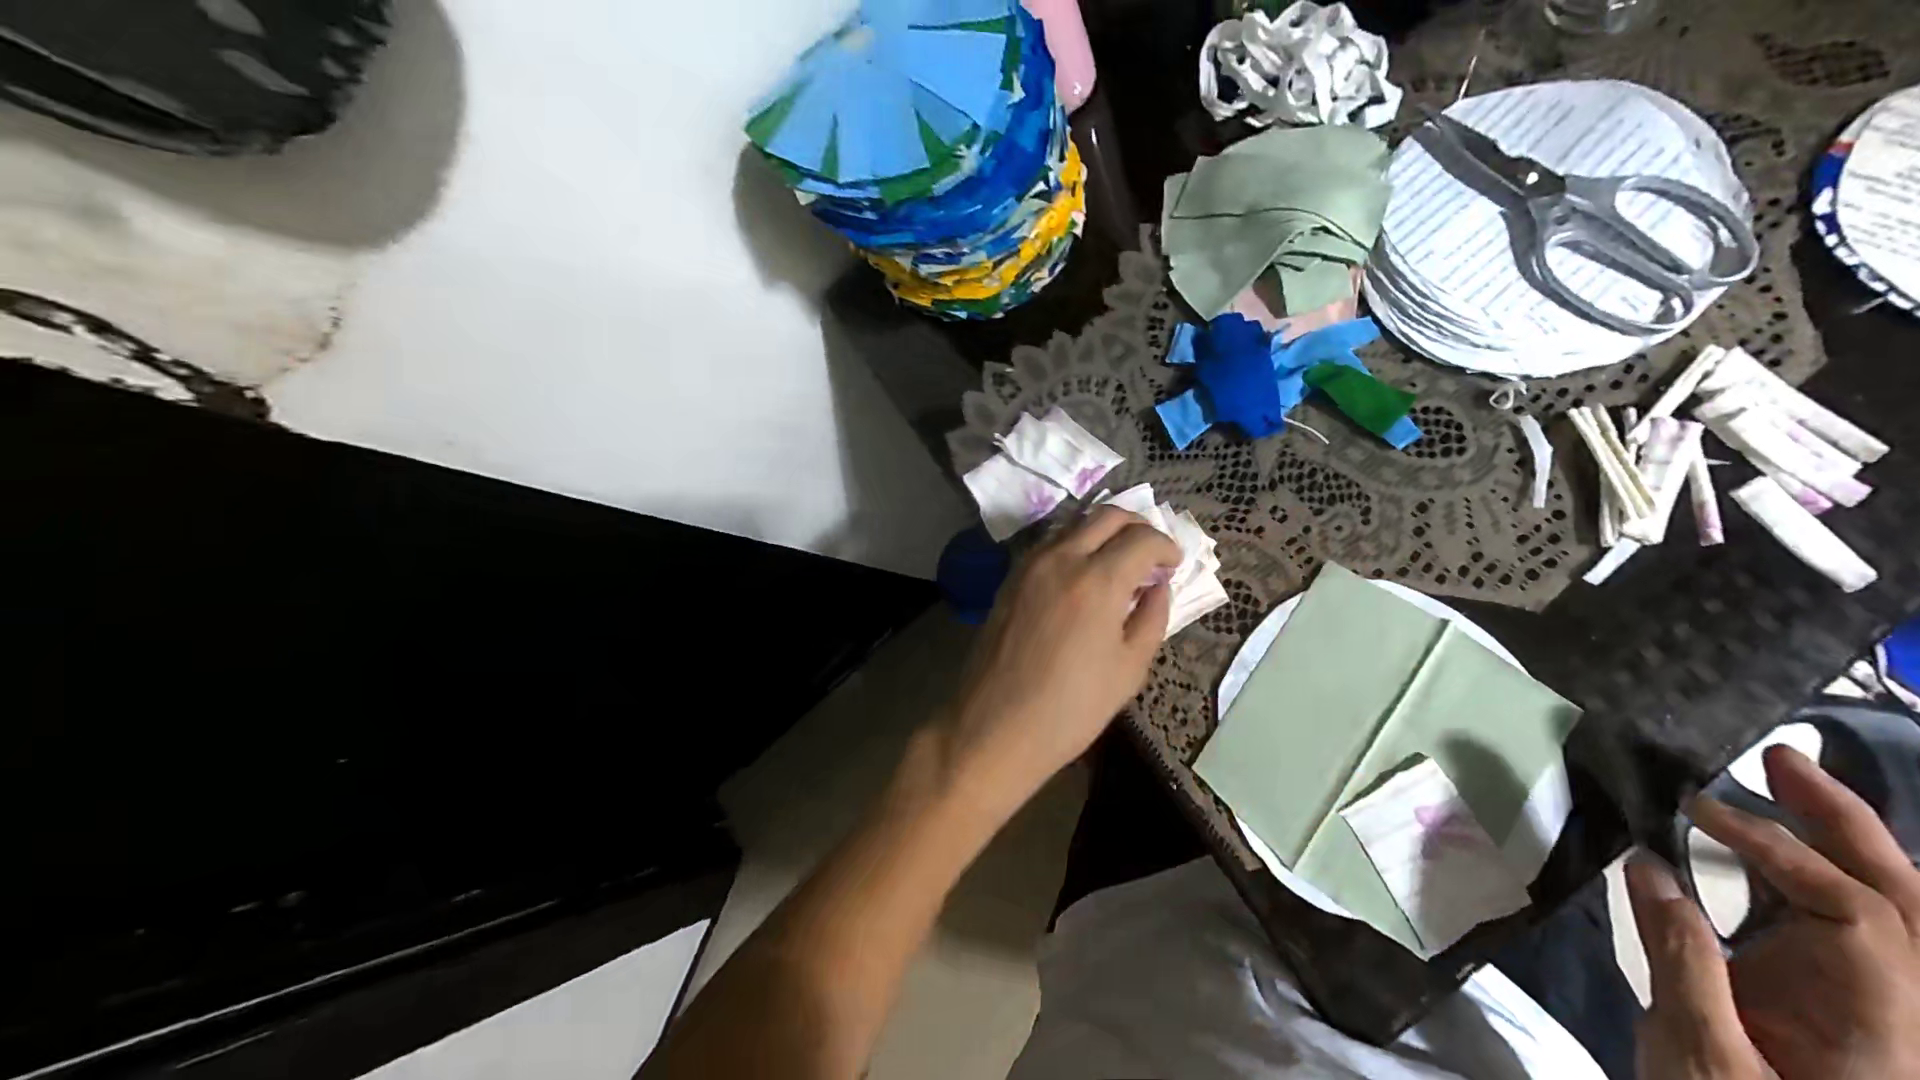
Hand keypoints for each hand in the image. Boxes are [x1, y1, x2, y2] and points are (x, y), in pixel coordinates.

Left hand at [936, 506, 1179, 811]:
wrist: (995, 726)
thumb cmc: (1071, 708)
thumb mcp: (1128, 669)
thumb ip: (1151, 617)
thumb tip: (1157, 586)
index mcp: (1097, 581)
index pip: (1142, 539)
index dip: (1167, 546)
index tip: (1174, 564)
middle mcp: (1061, 559)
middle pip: (1107, 516)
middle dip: (1138, 526)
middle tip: (1151, 553)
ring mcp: (1029, 565)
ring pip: (1075, 525)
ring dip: (1104, 533)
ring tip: (1120, 563)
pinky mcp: (1010, 578)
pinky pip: (1050, 545)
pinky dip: (1076, 546)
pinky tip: (1084, 575)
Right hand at [1629, 745, 1919, 1079]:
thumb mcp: (1699, 1052)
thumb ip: (1682, 959)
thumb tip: (1649, 865)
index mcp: (1882, 1032)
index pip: (1861, 917)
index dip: (1784, 851)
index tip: (1699, 812)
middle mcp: (1900, 1010)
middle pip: (1907, 905)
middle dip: (1848, 825)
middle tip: (1782, 758)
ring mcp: (1872, 1003)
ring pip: (1890, 909)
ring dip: (1838, 839)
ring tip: (1780, 780)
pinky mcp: (1836, 997)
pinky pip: (1844, 920)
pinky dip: (1812, 869)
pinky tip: (1766, 843)